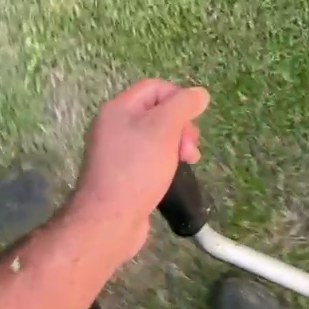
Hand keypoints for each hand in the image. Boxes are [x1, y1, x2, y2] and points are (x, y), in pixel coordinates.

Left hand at [65, 79, 207, 260]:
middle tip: (189, 149)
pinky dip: (165, 161)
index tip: (193, 120)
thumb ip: (183, 105)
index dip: (179, 98)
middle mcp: (113, 126)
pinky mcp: (122, 174)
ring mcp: (116, 152)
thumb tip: (199, 94)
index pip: (154, 88)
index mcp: (118, 108)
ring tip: (187, 162)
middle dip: (180, 126)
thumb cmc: (137, 168)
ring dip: (177, 145)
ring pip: (156, 136)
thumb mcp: (164, 128)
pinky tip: (173, 175)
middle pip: (157, 112)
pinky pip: (149, 157)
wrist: (109, 220)